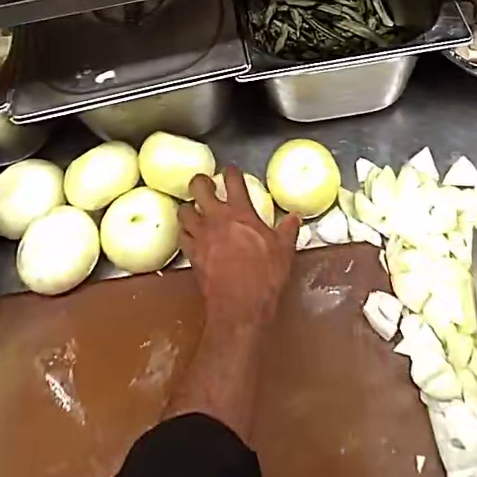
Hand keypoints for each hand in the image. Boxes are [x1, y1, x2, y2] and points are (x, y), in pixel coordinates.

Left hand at [180, 167, 300, 331]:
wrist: (240, 306)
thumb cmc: (265, 275)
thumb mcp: (284, 250)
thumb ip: (288, 229)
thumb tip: (295, 217)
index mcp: (241, 212)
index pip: (233, 181)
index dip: (231, 172)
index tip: (231, 170)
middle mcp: (217, 219)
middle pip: (199, 188)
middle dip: (200, 182)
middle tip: (204, 183)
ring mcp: (201, 236)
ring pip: (184, 211)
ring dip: (188, 207)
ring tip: (194, 209)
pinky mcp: (191, 254)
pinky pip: (182, 235)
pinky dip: (185, 232)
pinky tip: (190, 235)